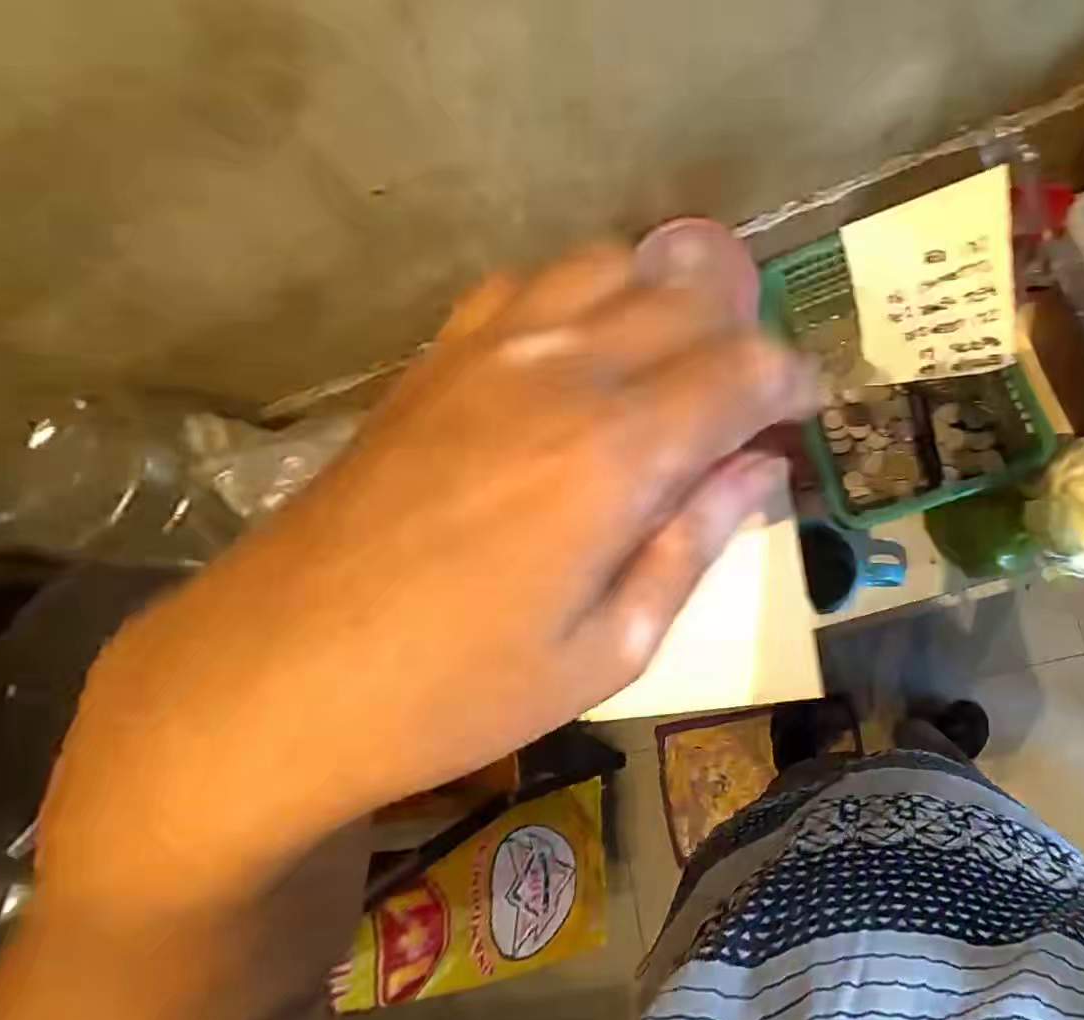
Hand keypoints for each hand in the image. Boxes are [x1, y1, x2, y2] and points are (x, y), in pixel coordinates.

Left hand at [36, 237, 816, 911]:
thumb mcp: (616, 647)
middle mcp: (561, 376)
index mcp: (616, 457)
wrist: (273, 680)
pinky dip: (591, 297)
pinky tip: (593, 353)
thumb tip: (761, 469)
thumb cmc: (465, 690)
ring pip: (615, 266)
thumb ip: (696, 541)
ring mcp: (489, 352)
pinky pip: (537, 284)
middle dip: (746, 331)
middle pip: (689, 298)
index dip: (794, 379)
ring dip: (671, 300)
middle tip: (758, 392)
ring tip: (686, 362)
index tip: (810, 405)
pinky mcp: (437, 358)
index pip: (743, 371)